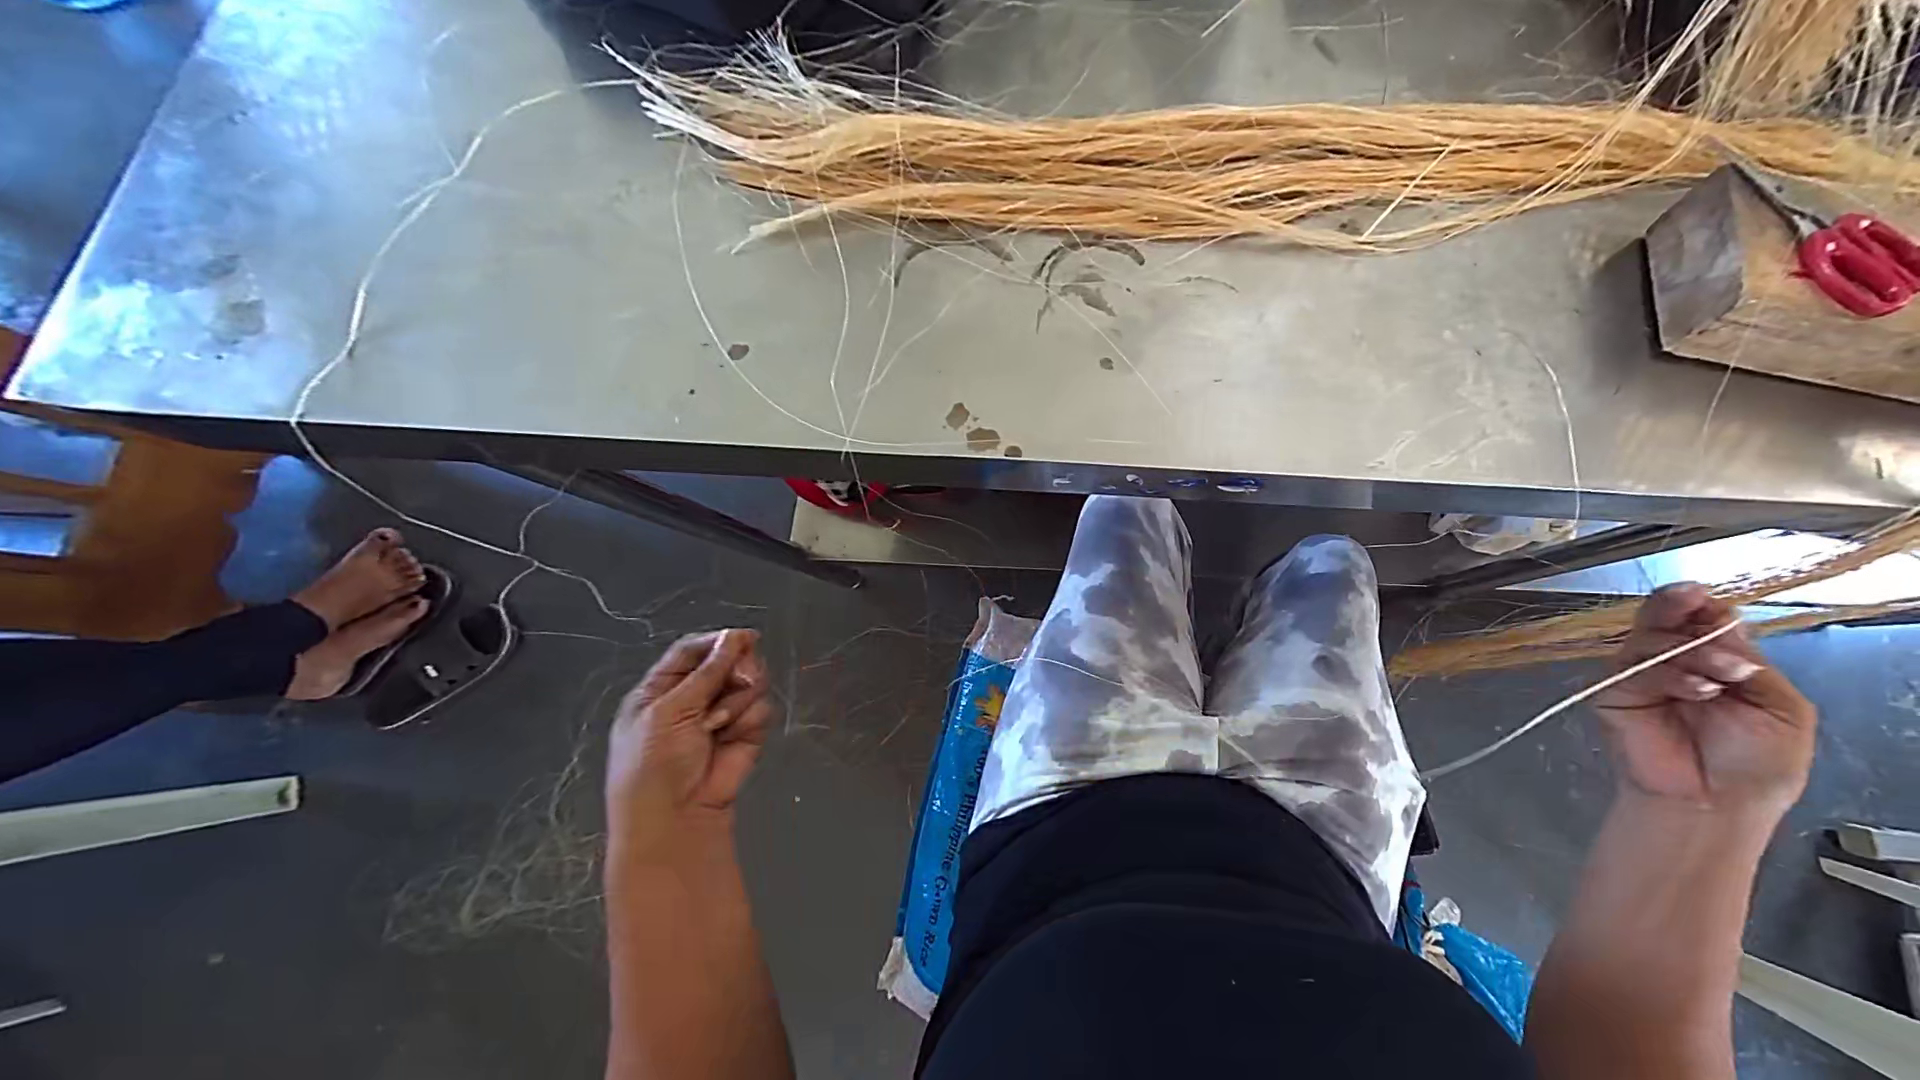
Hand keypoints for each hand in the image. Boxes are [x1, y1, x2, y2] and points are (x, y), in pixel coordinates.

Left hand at [607, 630, 772, 849]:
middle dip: (735, 670)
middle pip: (728, 662)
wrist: (676, 817)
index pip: (694, 651)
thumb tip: (736, 636)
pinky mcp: (746, 732)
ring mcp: (722, 714)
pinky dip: (750, 719)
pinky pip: (761, 708)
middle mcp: (694, 697)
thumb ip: (707, 671)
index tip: (746, 637)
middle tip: (736, 682)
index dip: (719, 642)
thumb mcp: (670, 710)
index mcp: (662, 688)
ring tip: (719, 723)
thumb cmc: (655, 762)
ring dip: (738, 699)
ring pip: (750, 683)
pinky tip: (733, 737)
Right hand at [1593, 584, 1814, 816]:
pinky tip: (1698, 691)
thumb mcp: (1781, 708)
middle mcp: (1672, 660)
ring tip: (1723, 679)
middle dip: (1675, 605)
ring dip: (1691, 651)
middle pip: (1662, 617)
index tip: (1705, 596)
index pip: (1701, 619)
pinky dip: (1669, 674)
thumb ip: (1750, 662)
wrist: (1713, 801)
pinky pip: (1634, 668)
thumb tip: (1721, 620)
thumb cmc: (1756, 762)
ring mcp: (1638, 673)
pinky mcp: (1611, 690)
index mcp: (1714, 659)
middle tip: (1689, 597)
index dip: (1702, 604)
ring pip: (1649, 638)